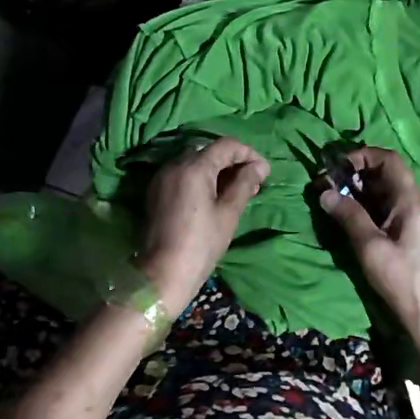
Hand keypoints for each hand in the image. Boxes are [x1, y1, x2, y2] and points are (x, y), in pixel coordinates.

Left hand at [138, 137, 268, 317]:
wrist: (163, 273)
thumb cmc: (202, 244)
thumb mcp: (228, 213)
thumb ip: (244, 184)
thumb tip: (259, 167)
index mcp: (193, 167)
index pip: (225, 146)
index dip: (248, 154)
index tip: (263, 172)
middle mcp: (174, 165)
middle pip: (208, 151)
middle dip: (232, 162)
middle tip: (251, 182)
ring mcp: (161, 177)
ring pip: (194, 161)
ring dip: (216, 170)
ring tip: (235, 191)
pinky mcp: (155, 191)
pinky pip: (182, 174)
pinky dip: (199, 178)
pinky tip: (212, 197)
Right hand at [318, 147, 419, 335]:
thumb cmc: (401, 277)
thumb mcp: (370, 245)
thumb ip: (348, 216)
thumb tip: (324, 192)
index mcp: (411, 200)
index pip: (389, 160)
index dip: (362, 156)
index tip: (336, 166)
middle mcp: (412, 203)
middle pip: (383, 174)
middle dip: (353, 174)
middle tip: (325, 183)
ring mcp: (409, 218)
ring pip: (381, 192)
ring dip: (355, 191)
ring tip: (329, 197)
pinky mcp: (404, 233)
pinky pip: (382, 208)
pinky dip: (362, 206)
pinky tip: (343, 215)